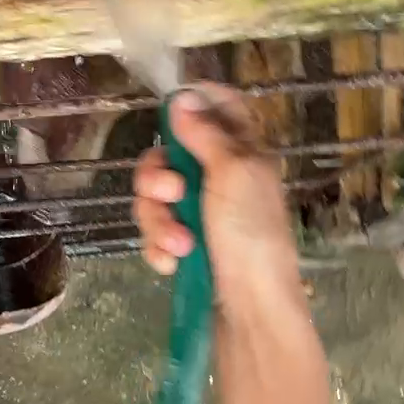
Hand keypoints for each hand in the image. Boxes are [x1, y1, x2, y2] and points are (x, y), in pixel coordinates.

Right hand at [133, 83, 303, 312]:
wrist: (249, 308)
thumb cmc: (250, 235)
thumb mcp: (232, 174)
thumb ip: (205, 134)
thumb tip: (182, 96)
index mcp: (241, 153)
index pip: (220, 108)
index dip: (195, 103)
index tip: (170, 113)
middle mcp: (218, 178)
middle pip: (167, 157)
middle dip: (157, 179)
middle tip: (169, 194)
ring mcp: (199, 214)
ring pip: (154, 200)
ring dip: (159, 223)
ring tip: (178, 246)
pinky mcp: (183, 245)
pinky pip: (154, 234)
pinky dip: (158, 248)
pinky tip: (170, 264)